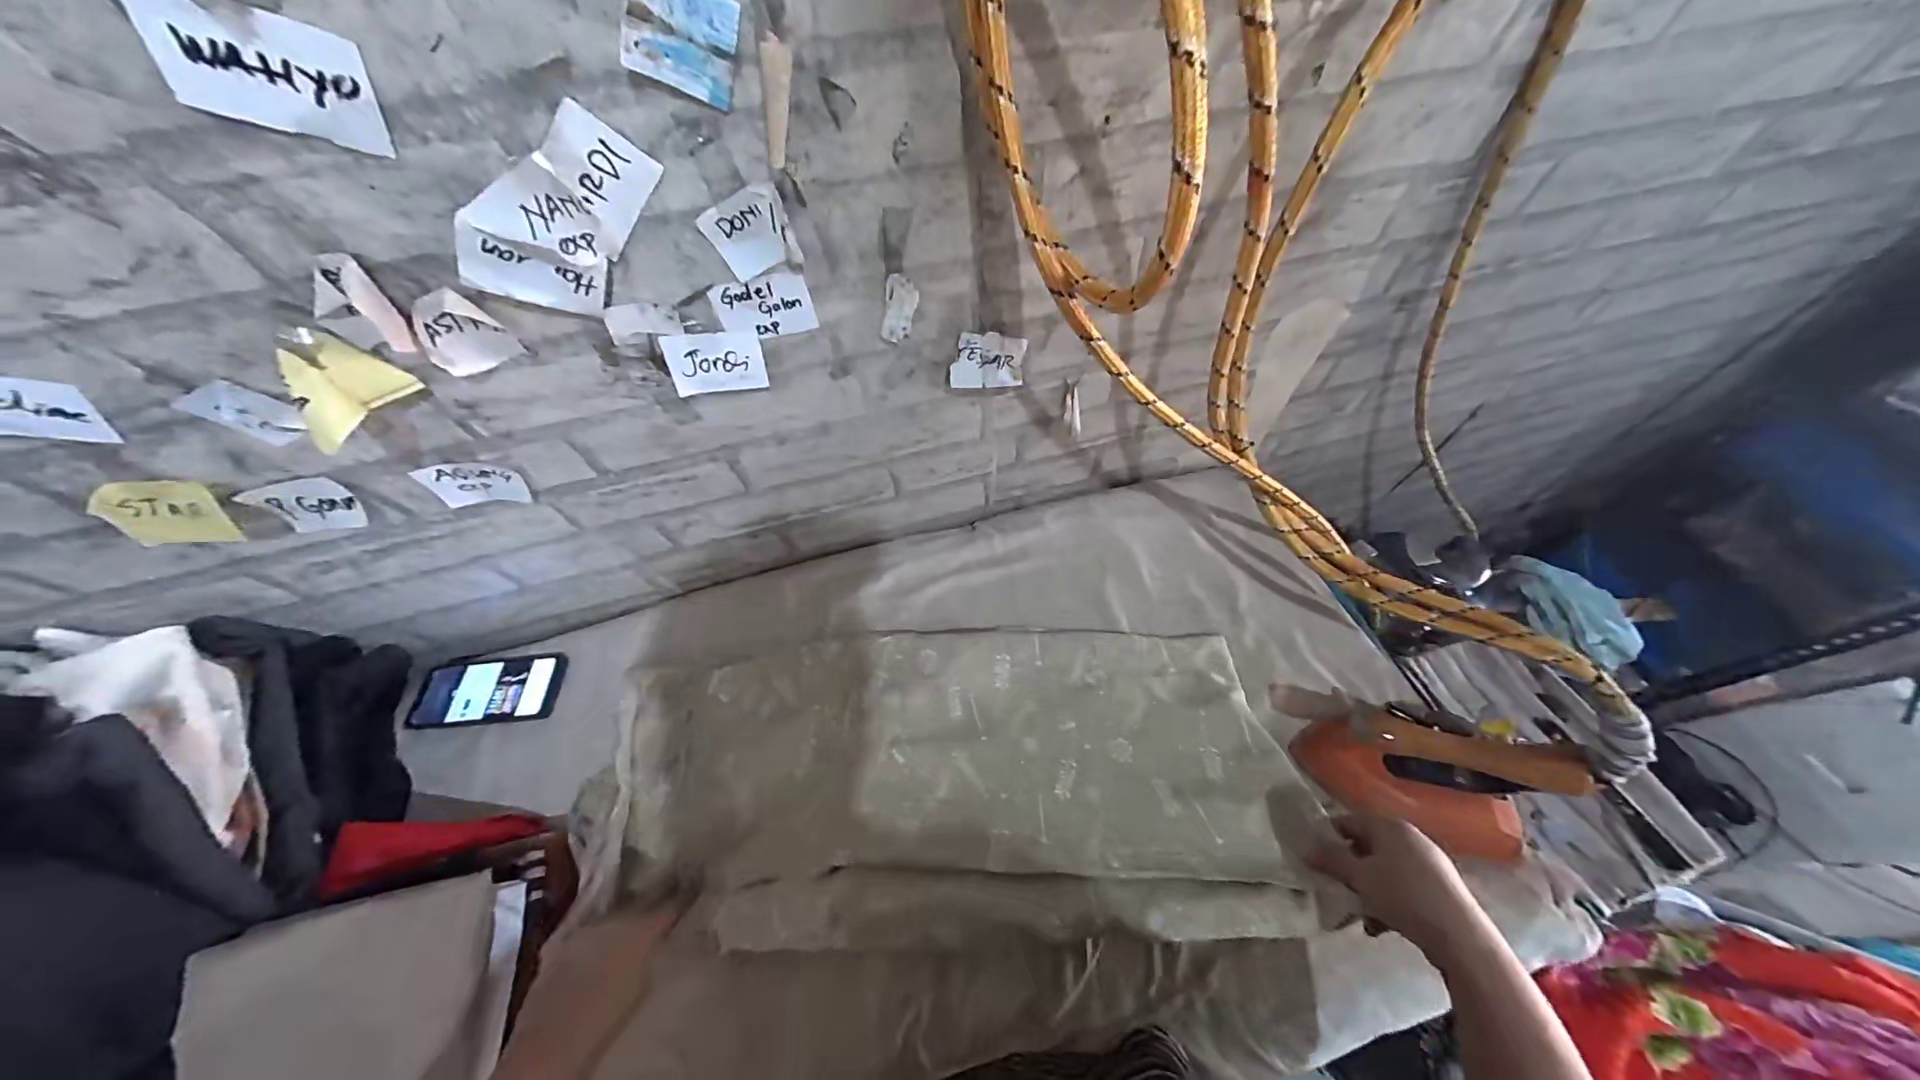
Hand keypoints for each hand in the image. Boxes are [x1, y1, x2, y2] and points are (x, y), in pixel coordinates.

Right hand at [1308, 813, 1489, 958]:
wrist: (1461, 937)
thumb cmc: (1403, 896)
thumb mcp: (1359, 877)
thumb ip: (1331, 859)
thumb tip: (1308, 848)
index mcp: (1390, 827)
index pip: (1349, 821)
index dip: (1329, 836)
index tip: (1317, 856)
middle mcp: (1411, 838)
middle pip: (1368, 846)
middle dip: (1351, 868)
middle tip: (1338, 886)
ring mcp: (1430, 863)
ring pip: (1385, 870)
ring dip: (1368, 889)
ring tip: (1361, 913)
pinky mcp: (1441, 888)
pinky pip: (1404, 886)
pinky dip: (1390, 900)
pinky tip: (1382, 925)